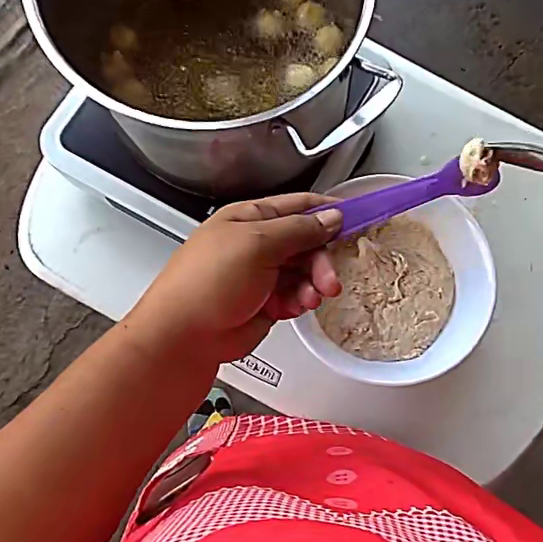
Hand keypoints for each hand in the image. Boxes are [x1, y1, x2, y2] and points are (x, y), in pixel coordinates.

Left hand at [125, 193, 343, 363]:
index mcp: (249, 218)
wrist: (186, 335)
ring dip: (313, 284)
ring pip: (305, 273)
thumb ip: (298, 229)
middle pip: (307, 243)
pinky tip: (295, 307)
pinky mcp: (265, 304)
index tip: (356, 221)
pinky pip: (296, 297)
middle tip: (329, 278)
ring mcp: (260, 275)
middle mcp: (256, 244)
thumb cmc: (206, 283)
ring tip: (310, 297)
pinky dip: (300, 302)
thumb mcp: (256, 244)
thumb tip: (330, 217)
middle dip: (322, 259)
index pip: (298, 206)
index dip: (328, 212)